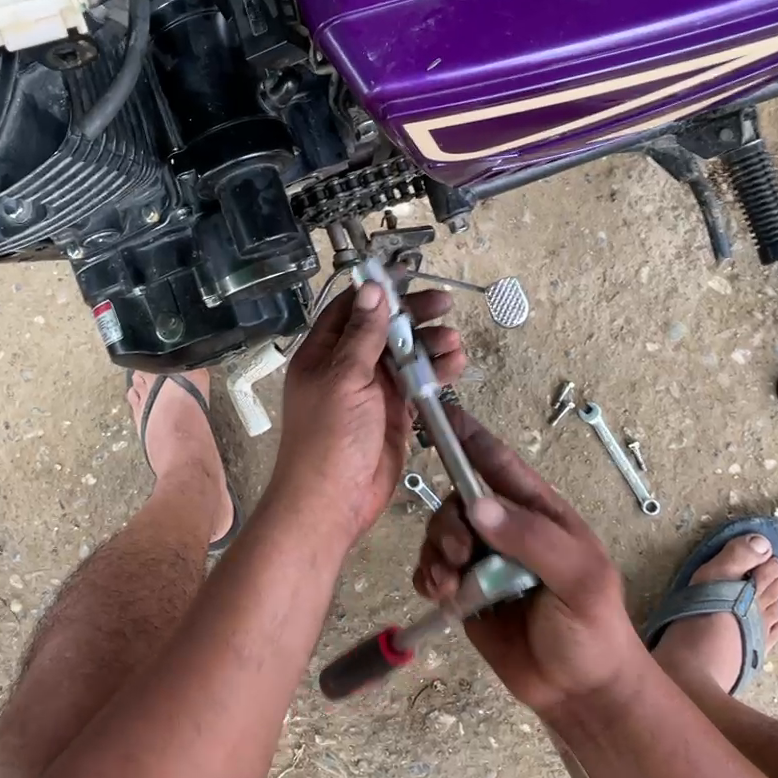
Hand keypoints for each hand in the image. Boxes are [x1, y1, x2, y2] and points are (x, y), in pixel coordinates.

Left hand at [272, 281, 464, 544]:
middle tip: (443, 305)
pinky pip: (417, 384)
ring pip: (405, 356)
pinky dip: (436, 373)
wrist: (333, 500)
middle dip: (413, 316)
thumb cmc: (329, 437)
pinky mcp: (394, 413)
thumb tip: (372, 291)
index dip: (378, 291)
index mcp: (323, 354)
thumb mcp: (344, 378)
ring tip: (452, 342)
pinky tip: (454, 365)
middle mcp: (347, 368)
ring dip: (429, 346)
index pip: (350, 309)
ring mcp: (372, 391)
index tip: (409, 277)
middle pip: (383, 329)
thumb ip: (362, 335)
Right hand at [412, 407, 645, 718]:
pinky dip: (428, 578)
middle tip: (458, 555)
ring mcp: (484, 562)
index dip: (472, 439)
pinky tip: (440, 596)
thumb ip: (532, 539)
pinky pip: (432, 571)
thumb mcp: (579, 578)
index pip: (501, 466)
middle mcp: (508, 530)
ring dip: (436, 555)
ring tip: (450, 586)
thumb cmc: (592, 628)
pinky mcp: (465, 593)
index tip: (441, 415)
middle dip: (449, 522)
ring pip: (440, 535)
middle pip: (459, 501)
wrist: (580, 694)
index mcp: (541, 514)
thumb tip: (475, 505)